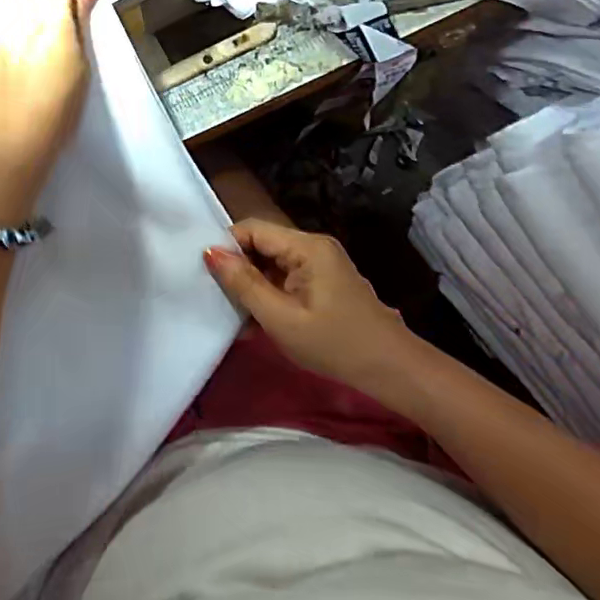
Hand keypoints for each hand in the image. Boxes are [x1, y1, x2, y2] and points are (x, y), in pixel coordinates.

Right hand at [203, 219, 410, 389]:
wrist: (392, 370)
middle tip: (217, 297)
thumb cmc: (334, 344)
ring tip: (235, 313)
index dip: (227, 246)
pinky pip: (286, 277)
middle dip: (238, 268)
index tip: (206, 273)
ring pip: (272, 263)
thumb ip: (243, 284)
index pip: (252, 229)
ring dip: (253, 285)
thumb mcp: (281, 318)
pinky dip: (270, 294)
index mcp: (306, 246)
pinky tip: (258, 321)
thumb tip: (210, 252)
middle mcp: (314, 246)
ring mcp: (321, 263)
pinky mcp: (324, 281)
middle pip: (262, 244)